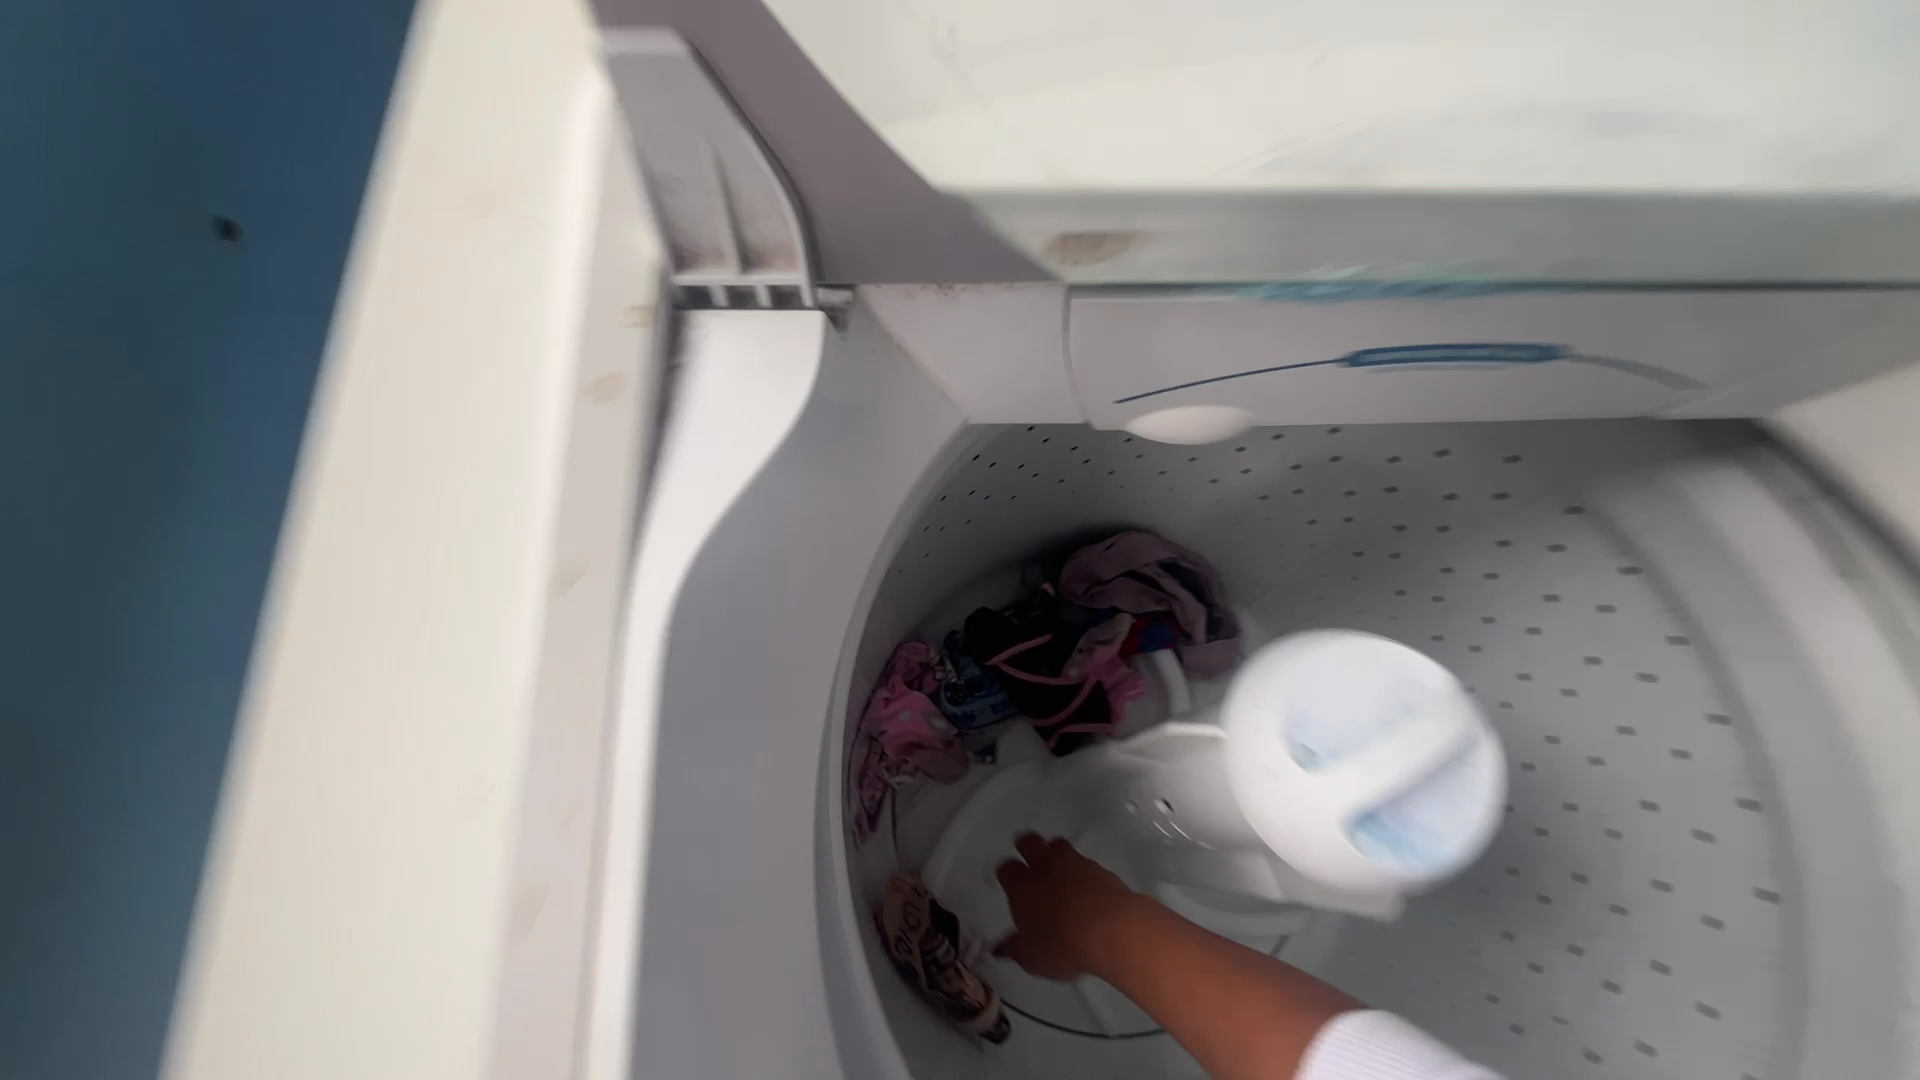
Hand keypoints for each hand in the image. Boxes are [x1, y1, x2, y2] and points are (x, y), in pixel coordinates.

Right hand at [993, 833, 1142, 980]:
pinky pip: (1085, 861)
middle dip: (1027, 847)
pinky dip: (1082, 871)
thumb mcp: (1033, 958)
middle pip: (1029, 842)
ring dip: (1056, 853)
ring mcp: (1074, 863)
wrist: (1111, 930)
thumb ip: (1015, 949)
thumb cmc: (1063, 946)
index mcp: (1022, 886)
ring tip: (1060, 871)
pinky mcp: (1099, 868)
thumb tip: (1002, 946)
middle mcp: (1044, 867)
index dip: (1007, 874)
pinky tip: (1086, 889)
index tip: (1010, 882)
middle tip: (1031, 861)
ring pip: (1058, 845)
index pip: (1006, 868)